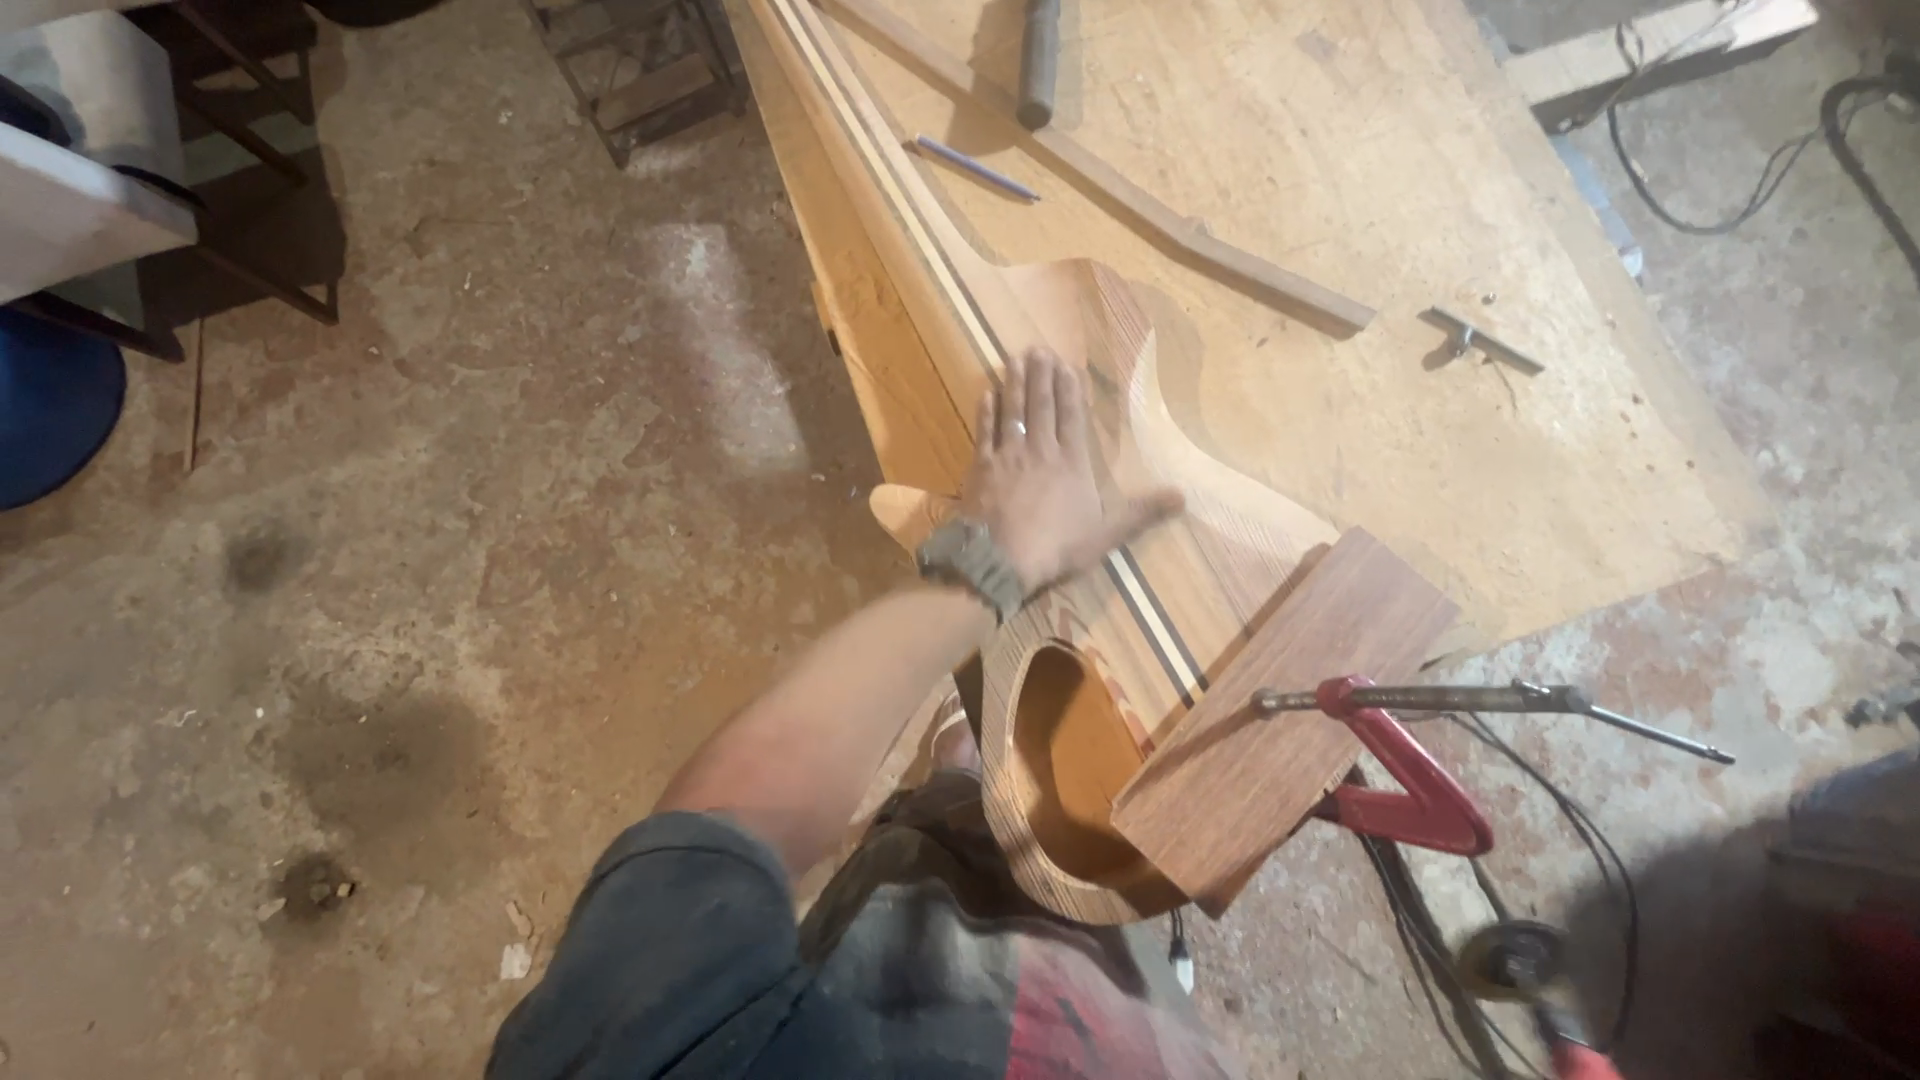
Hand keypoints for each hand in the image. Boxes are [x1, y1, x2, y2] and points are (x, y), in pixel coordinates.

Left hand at [959, 347, 1184, 589]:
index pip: (1072, 418)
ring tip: (1014, 358)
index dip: (1070, 391)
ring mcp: (1007, 456)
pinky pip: (984, 432)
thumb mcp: (1106, 534)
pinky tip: (985, 393)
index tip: (1066, 365)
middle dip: (1041, 376)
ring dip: (1014, 383)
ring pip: (1013, 411)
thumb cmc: (1057, 546)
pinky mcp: (980, 468)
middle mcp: (1040, 451)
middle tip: (1038, 349)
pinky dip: (985, 412)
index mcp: (1072, 463)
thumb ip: (1141, 513)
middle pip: (1041, 406)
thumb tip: (1183, 497)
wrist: (1002, 558)